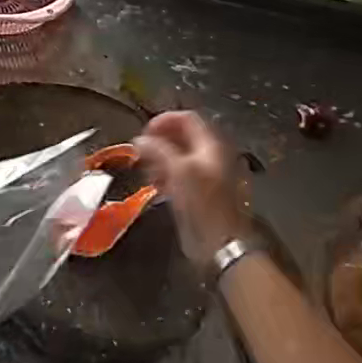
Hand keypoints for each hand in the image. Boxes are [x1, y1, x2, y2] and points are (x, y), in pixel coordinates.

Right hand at [131, 111, 252, 265]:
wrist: (221, 244)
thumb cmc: (202, 203)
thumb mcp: (177, 170)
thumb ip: (157, 149)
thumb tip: (140, 139)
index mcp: (212, 146)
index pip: (187, 118)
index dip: (164, 120)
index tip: (145, 132)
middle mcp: (213, 156)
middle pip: (183, 136)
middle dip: (159, 140)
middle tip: (142, 150)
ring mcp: (209, 175)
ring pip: (180, 155)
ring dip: (160, 158)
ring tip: (146, 168)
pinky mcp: (203, 192)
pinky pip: (182, 173)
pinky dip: (167, 174)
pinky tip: (157, 185)